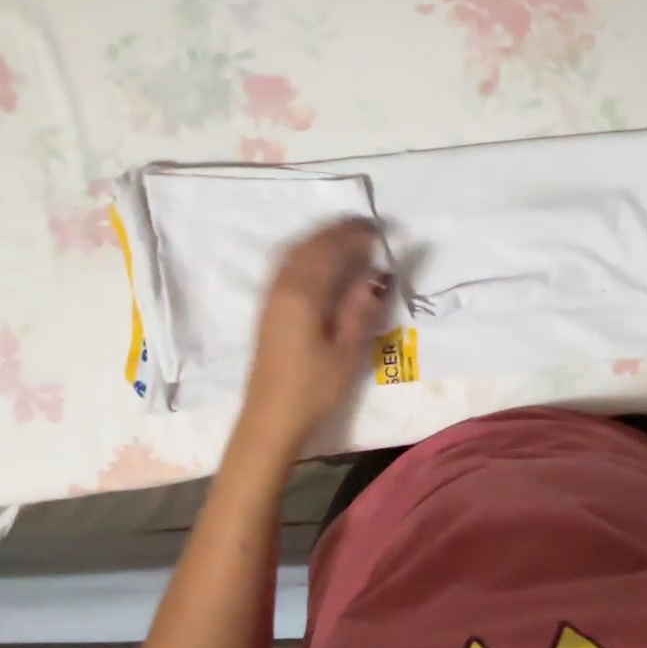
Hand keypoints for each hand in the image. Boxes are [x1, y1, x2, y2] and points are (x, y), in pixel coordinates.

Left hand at [237, 218, 388, 450]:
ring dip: (320, 241)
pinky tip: (320, 264)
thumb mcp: (347, 351)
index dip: (355, 236)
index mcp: (303, 294)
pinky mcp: (267, 310)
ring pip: (294, 254)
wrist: (271, 418)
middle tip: (365, 228)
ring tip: (345, 240)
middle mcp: (282, 287)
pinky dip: (306, 255)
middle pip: (310, 246)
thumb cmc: (314, 388)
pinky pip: (287, 266)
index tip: (379, 230)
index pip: (331, 250)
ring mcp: (271, 297)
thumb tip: (379, 273)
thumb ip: (361, 308)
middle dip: (337, 233)